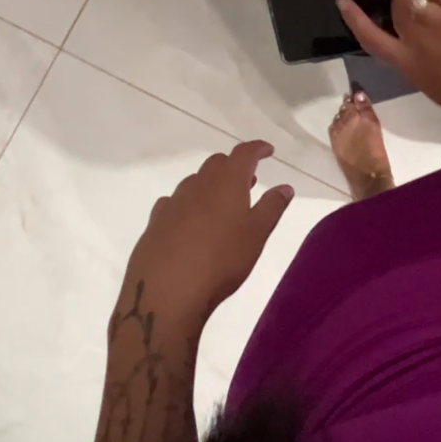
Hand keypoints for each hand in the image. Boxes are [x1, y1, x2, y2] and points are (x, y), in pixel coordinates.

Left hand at [119, 141, 293, 323]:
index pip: (244, 153)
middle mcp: (198, 185)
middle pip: (217, 163)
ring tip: (221, 204)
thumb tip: (285, 186)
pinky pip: (174, 202)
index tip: (268, 151)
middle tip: (248, 182)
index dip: (257, 148)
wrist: (166, 293)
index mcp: (227, 183)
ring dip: (210, 184)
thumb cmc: (221, 262)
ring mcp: (173, 202)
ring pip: (195, 181)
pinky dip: (187, 203)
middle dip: (234, 167)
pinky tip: (189, 221)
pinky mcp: (155, 221)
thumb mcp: (256, 236)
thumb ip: (272, 207)